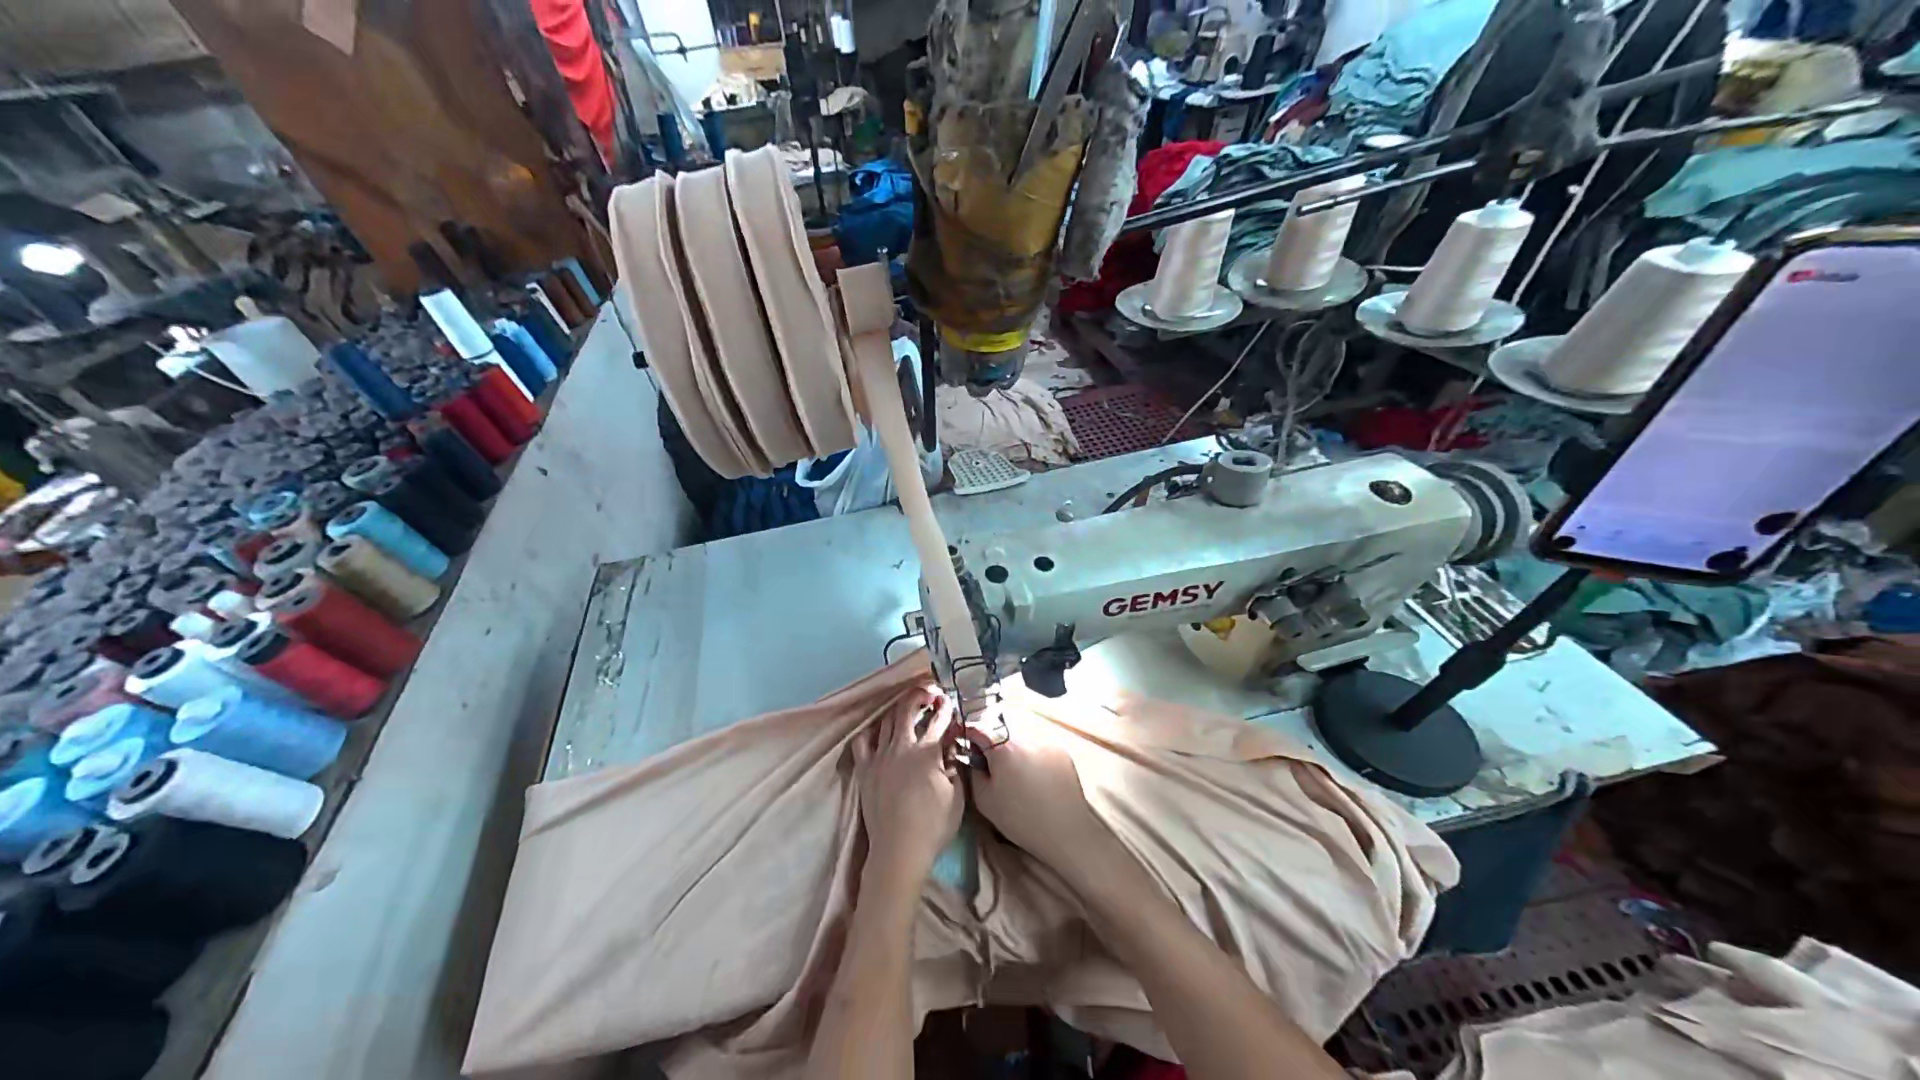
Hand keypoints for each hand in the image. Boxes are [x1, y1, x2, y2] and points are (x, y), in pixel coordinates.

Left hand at [859, 686, 962, 879]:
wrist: (898, 850)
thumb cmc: (933, 826)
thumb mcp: (957, 796)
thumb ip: (955, 766)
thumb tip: (952, 748)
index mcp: (927, 753)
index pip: (938, 721)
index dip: (946, 708)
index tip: (950, 701)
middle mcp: (901, 747)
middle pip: (907, 709)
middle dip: (919, 696)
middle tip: (929, 694)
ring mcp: (879, 757)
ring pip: (886, 721)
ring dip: (899, 710)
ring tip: (908, 708)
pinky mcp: (864, 769)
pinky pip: (863, 741)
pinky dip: (872, 732)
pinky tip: (879, 734)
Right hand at [967, 713, 1110, 873]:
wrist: (1066, 832)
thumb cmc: (1020, 820)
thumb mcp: (984, 800)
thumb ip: (973, 771)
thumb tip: (972, 755)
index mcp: (1004, 748)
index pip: (979, 729)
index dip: (970, 738)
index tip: (969, 750)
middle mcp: (1026, 739)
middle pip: (1002, 737)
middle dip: (996, 752)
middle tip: (998, 776)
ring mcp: (1047, 745)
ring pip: (1022, 746)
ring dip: (1017, 758)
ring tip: (1022, 784)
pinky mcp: (1062, 754)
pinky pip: (1040, 753)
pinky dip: (1035, 763)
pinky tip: (1040, 784)